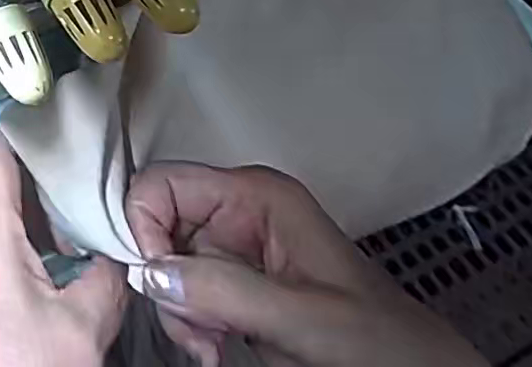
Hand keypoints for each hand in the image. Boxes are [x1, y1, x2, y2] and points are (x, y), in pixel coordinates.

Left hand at [0, 130, 127, 366]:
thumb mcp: (81, 329)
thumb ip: (107, 281)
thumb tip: (118, 259)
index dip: (22, 131)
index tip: (47, 123)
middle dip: (25, 163)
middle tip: (62, 164)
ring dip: (17, 195)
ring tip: (58, 204)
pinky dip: (8, 222)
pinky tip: (40, 245)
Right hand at [124, 162, 486, 366]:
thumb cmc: (386, 348)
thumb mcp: (307, 318)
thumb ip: (227, 290)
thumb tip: (148, 272)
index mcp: (253, 194)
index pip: (162, 183)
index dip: (146, 225)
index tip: (157, 280)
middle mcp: (236, 210)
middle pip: (159, 222)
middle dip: (163, 276)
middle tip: (193, 329)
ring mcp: (235, 245)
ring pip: (166, 259)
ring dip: (177, 306)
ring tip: (210, 344)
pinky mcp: (235, 280)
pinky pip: (185, 287)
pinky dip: (188, 319)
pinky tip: (214, 343)